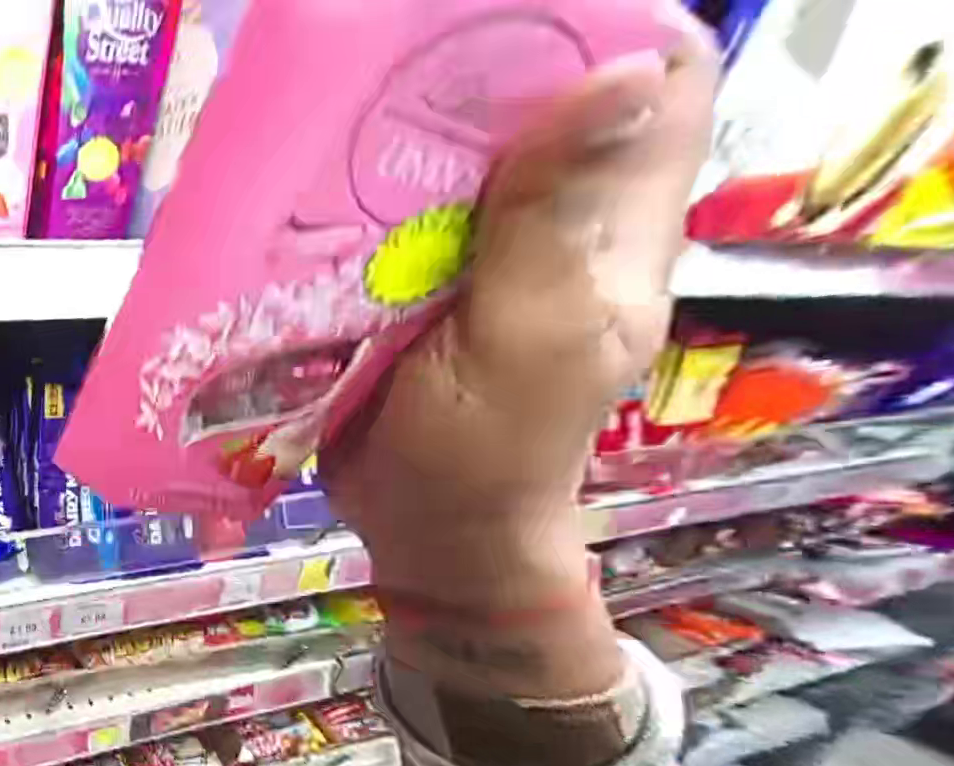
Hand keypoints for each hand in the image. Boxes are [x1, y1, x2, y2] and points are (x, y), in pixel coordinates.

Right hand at [324, 6, 717, 693]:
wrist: (422, 529)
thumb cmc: (485, 452)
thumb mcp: (528, 343)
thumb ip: (555, 229)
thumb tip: (618, 76)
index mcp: (608, 236)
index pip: (645, 92)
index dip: (586, 42)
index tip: (490, 36)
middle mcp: (543, 237)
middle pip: (524, 127)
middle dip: (460, 96)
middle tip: (376, 84)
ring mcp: (466, 272)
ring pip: (441, 184)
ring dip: (389, 160)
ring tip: (326, 140)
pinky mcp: (404, 304)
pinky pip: (384, 242)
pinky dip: (350, 221)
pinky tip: (307, 212)